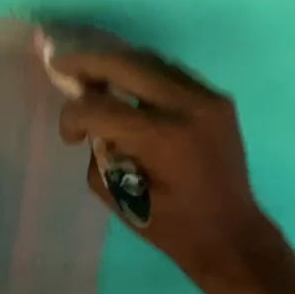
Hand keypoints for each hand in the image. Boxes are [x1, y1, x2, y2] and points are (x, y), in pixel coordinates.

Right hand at [49, 41, 283, 283]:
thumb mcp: (119, 196)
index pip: (100, 107)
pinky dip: (144, 76)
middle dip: (89, 63)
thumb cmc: (171, 226)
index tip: (70, 136)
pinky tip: (128, 88)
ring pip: (151, 61)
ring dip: (118, 65)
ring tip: (93, 75)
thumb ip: (100, 152)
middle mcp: (188, 107)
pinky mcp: (218, 99)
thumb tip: (94, 124)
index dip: (73, 116)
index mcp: (162, 138)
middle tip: (63, 65)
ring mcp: (208, 98)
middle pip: (127, 64)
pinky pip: (172, 74)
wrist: (231, 232)